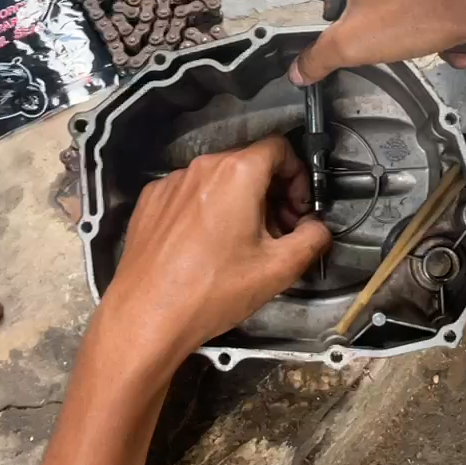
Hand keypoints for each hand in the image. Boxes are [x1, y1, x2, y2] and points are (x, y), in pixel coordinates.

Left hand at [89, 137, 330, 382]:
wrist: (147, 316)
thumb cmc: (207, 292)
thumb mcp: (278, 269)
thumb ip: (312, 240)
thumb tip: (318, 230)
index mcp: (237, 174)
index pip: (280, 148)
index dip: (298, 176)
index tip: (299, 206)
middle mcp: (202, 169)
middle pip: (250, 164)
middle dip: (273, 193)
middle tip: (279, 231)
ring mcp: (172, 184)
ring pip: (220, 180)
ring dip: (241, 203)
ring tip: (244, 245)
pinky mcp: (152, 202)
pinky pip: (191, 194)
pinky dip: (208, 210)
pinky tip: (209, 247)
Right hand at [288, 0, 465, 83]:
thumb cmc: (412, 15)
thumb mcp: (352, 44)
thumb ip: (319, 58)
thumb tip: (297, 71)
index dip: (348, 29)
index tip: (366, 44)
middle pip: (374, 2)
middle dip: (387, 32)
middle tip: (400, 49)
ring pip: (409, 3)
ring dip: (417, 32)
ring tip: (432, 48)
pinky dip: (442, 25)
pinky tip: (455, 46)